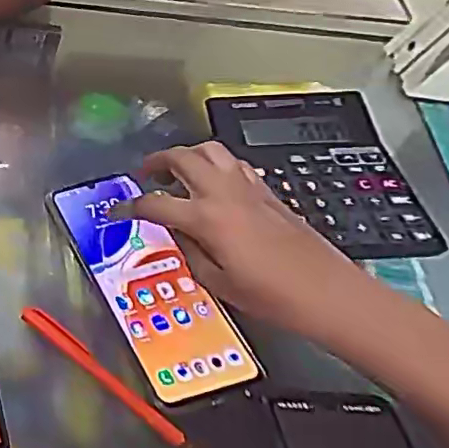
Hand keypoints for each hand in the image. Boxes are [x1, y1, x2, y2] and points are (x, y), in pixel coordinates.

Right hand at [118, 142, 401, 344]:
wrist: (330, 294)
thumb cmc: (271, 296)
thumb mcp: (215, 281)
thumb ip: (188, 249)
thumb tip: (174, 233)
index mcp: (206, 218)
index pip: (154, 203)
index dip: (130, 207)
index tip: (118, 211)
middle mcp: (225, 194)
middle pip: (182, 158)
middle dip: (156, 162)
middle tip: (145, 175)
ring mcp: (250, 189)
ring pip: (210, 150)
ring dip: (188, 155)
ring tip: (177, 171)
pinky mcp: (269, 193)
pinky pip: (235, 164)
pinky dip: (216, 165)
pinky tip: (213, 183)